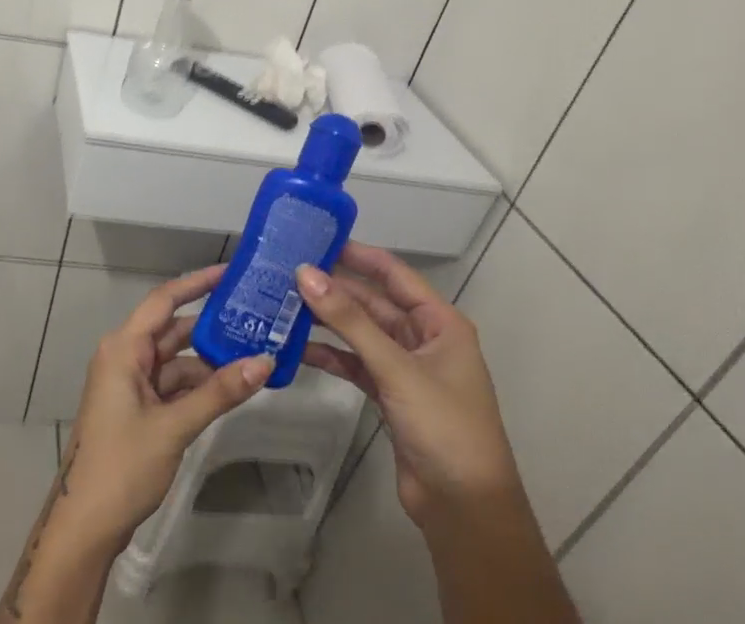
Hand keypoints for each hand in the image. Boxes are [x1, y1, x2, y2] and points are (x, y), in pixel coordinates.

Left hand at [61, 265, 273, 543]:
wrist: (86, 521)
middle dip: (214, 327)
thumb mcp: (174, 426)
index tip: (232, 272)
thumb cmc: (122, 465)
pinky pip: (174, 385)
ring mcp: (131, 385)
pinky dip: (201, 386)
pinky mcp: (139, 409)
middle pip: (174, 330)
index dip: (197, 283)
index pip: (164, 302)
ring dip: (212, 362)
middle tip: (260, 318)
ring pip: (178, 361)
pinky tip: (235, 389)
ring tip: (259, 356)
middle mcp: (125, 358)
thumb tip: (264, 361)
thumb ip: (219, 393)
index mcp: (123, 349)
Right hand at [297, 243, 521, 527]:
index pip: (393, 274)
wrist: (464, 505)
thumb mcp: (396, 368)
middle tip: (283, 274)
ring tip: (280, 306)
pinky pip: (354, 364)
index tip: (314, 239)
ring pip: (359, 334)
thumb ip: (350, 321)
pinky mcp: (389, 396)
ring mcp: (405, 368)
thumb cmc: (444, 426)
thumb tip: (305, 273)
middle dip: (332, 290)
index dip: (357, 255)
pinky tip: (295, 349)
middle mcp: (423, 339)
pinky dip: (329, 356)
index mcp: (440, 323)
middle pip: (371, 304)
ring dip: (325, 323)